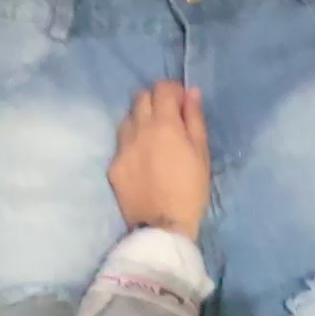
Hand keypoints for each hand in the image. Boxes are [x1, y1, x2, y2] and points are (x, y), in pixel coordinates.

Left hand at [109, 81, 210, 240]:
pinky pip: (120, 144)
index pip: (163, 89)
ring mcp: (122, 148)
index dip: (174, 91)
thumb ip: (194, 119)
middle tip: (167, 118)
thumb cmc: (190, 190)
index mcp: (164, 124)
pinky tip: (141, 159)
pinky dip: (131, 144)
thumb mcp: (201, 153)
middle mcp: (138, 130)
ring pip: (127, 119)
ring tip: (152, 138)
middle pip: (140, 98)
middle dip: (155, 101)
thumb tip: (191, 93)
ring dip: (140, 120)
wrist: (163, 227)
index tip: (182, 104)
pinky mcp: (113, 166)